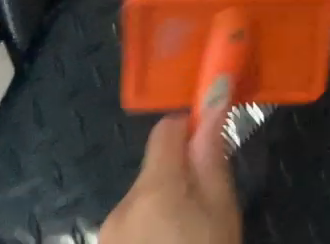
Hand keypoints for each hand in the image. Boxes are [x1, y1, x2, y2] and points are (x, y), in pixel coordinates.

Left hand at [101, 110, 241, 243]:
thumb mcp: (221, 211)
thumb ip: (213, 156)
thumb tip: (214, 99)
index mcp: (153, 188)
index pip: (166, 130)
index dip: (190, 129)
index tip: (211, 146)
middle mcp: (121, 206)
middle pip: (154, 168)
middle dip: (181, 175)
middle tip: (208, 205)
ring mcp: (107, 235)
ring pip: (143, 199)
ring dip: (166, 205)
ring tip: (190, 237)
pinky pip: (132, 226)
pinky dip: (151, 230)